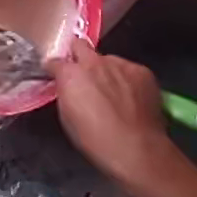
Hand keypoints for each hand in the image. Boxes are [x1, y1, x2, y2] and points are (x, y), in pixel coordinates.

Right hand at [48, 39, 185, 195]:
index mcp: (71, 74)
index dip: (56, 70)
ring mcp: (120, 64)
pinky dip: (126, 79)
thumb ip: (65, 93)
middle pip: (80, 46)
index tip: (58, 77)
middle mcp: (94, 62)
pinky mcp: (142, 71)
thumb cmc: (95, 141)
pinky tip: (130, 97)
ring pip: (107, 60)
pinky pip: (128, 69)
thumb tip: (67, 86)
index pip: (55, 61)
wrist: (138, 151)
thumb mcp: (67, 118)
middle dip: (78, 57)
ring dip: (106, 71)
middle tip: (83, 75)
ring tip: (114, 93)